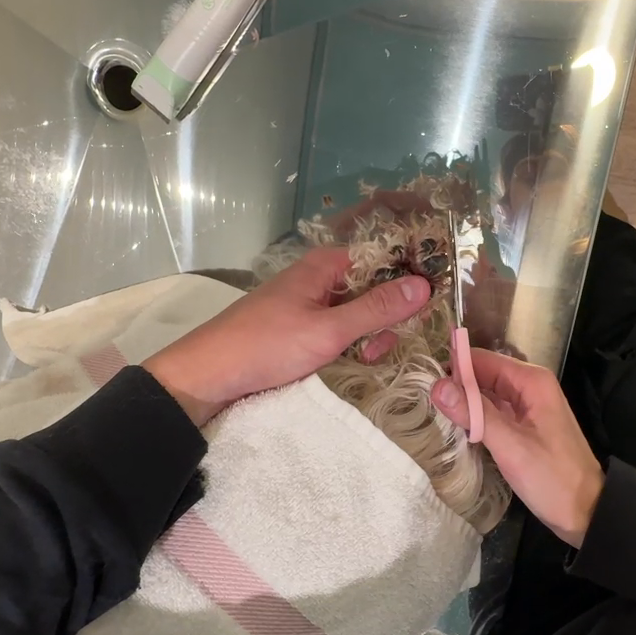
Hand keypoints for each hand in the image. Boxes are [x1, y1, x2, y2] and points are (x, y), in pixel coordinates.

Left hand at [145, 247, 430, 425]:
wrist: (209, 376)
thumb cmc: (268, 345)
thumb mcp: (329, 330)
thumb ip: (377, 309)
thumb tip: (424, 285)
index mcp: (325, 265)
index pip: (382, 258)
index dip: (407, 279)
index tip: (426, 305)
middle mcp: (320, 278)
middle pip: (373, 289)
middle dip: (384, 319)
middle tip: (376, 349)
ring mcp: (310, 304)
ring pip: (358, 314)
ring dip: (367, 338)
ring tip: (358, 362)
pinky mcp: (302, 328)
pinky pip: (340, 330)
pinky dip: (348, 346)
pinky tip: (345, 364)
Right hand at [431, 349, 602, 546]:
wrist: (587, 512)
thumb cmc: (552, 478)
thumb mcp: (511, 447)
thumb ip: (475, 414)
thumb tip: (438, 387)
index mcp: (531, 381)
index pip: (482, 360)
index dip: (452, 368)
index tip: (422, 382)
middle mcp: (530, 386)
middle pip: (483, 375)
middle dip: (455, 386)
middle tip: (421, 401)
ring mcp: (528, 407)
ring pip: (486, 394)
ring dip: (463, 402)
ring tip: (430, 412)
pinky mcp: (524, 426)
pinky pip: (493, 411)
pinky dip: (475, 418)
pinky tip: (455, 429)